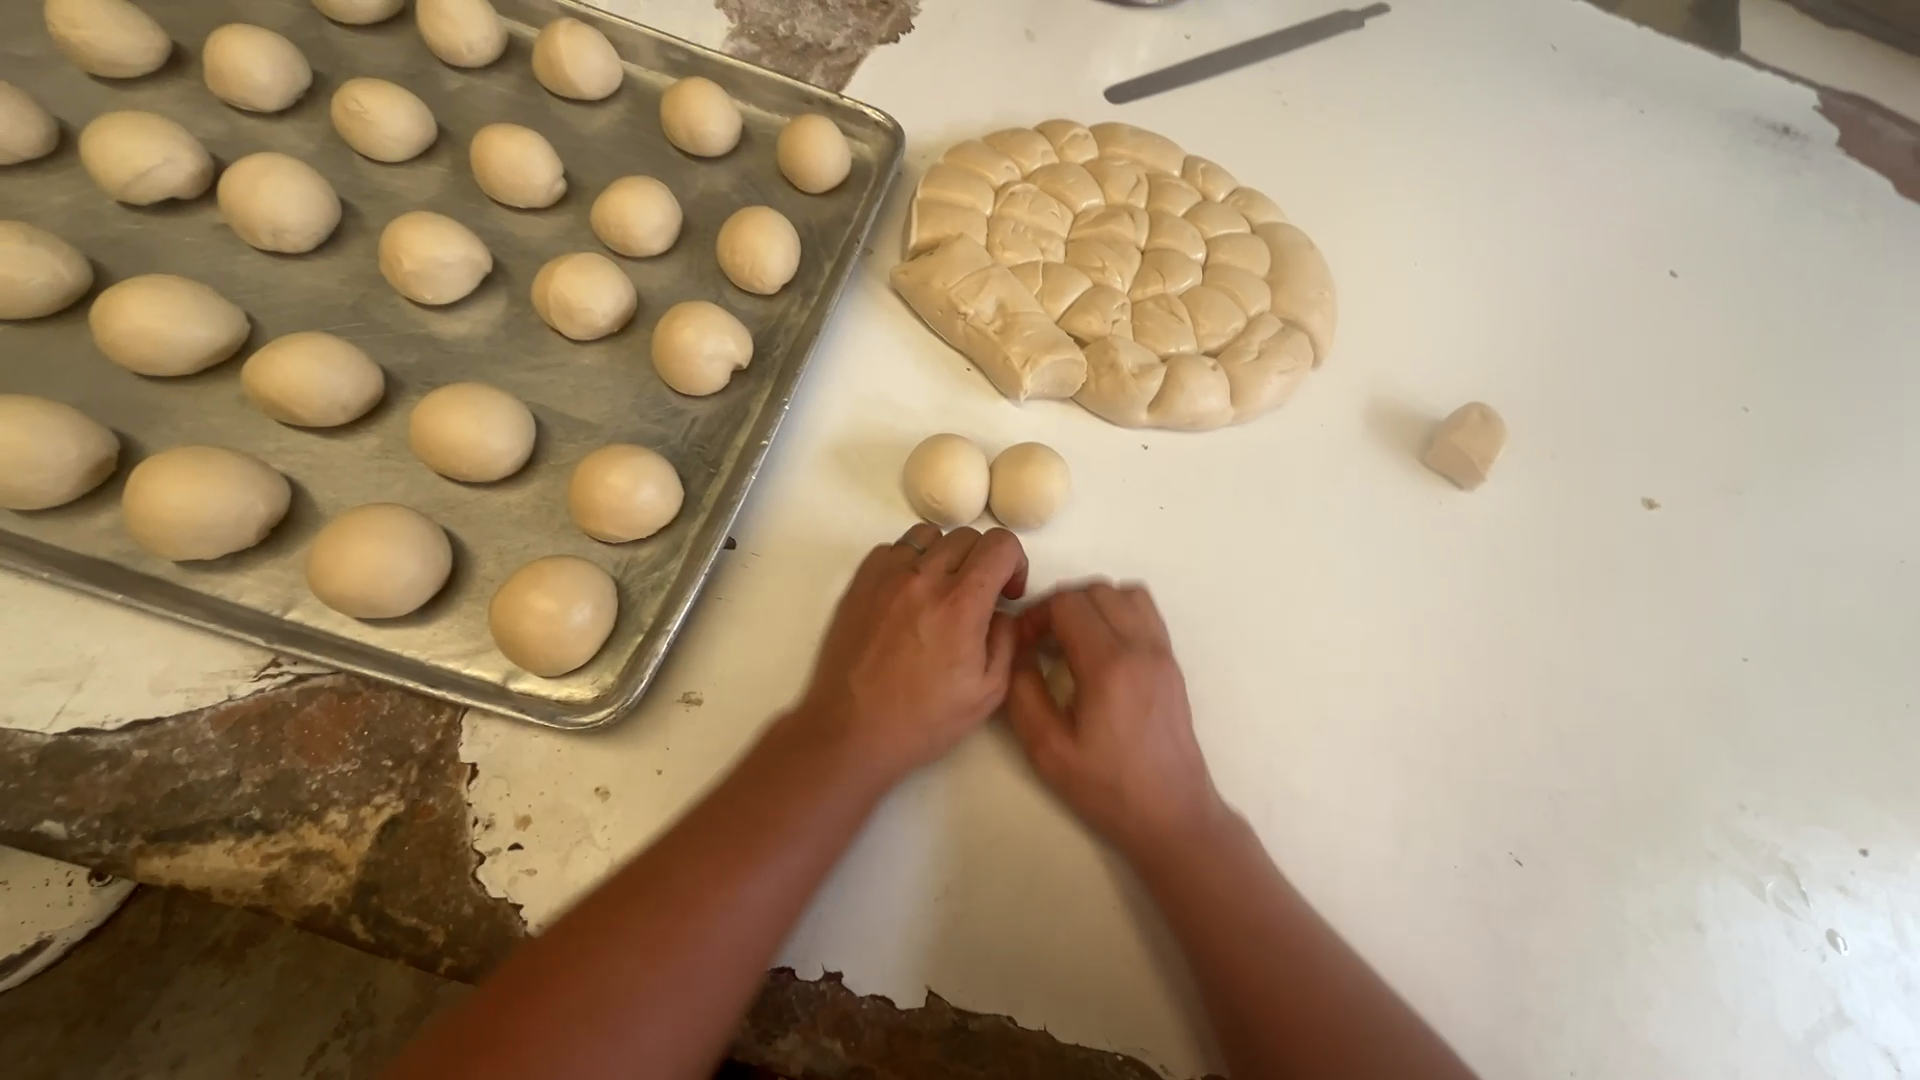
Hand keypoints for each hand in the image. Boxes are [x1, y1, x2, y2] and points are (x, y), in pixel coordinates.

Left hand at [798, 524, 1028, 782]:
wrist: (851, 730)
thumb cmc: (922, 720)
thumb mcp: (988, 693)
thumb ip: (1007, 641)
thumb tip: (1003, 613)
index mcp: (961, 604)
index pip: (1000, 544)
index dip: (1015, 564)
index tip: (1008, 594)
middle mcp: (924, 578)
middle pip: (967, 537)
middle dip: (984, 562)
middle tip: (979, 599)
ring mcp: (887, 576)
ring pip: (929, 537)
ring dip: (945, 556)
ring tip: (942, 592)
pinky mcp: (860, 583)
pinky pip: (893, 549)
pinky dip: (909, 562)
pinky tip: (909, 596)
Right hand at [1006, 582, 1227, 856]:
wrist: (1172, 814)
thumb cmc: (1107, 787)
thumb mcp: (1047, 749)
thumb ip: (1024, 692)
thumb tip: (1018, 653)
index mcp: (1109, 665)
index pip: (1067, 604)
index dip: (1036, 615)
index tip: (1023, 645)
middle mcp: (1141, 647)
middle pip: (1095, 590)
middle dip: (1060, 606)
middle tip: (1041, 641)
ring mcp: (1162, 652)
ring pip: (1125, 593)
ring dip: (1092, 604)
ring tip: (1072, 639)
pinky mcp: (1172, 663)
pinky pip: (1146, 612)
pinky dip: (1118, 613)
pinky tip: (1100, 649)